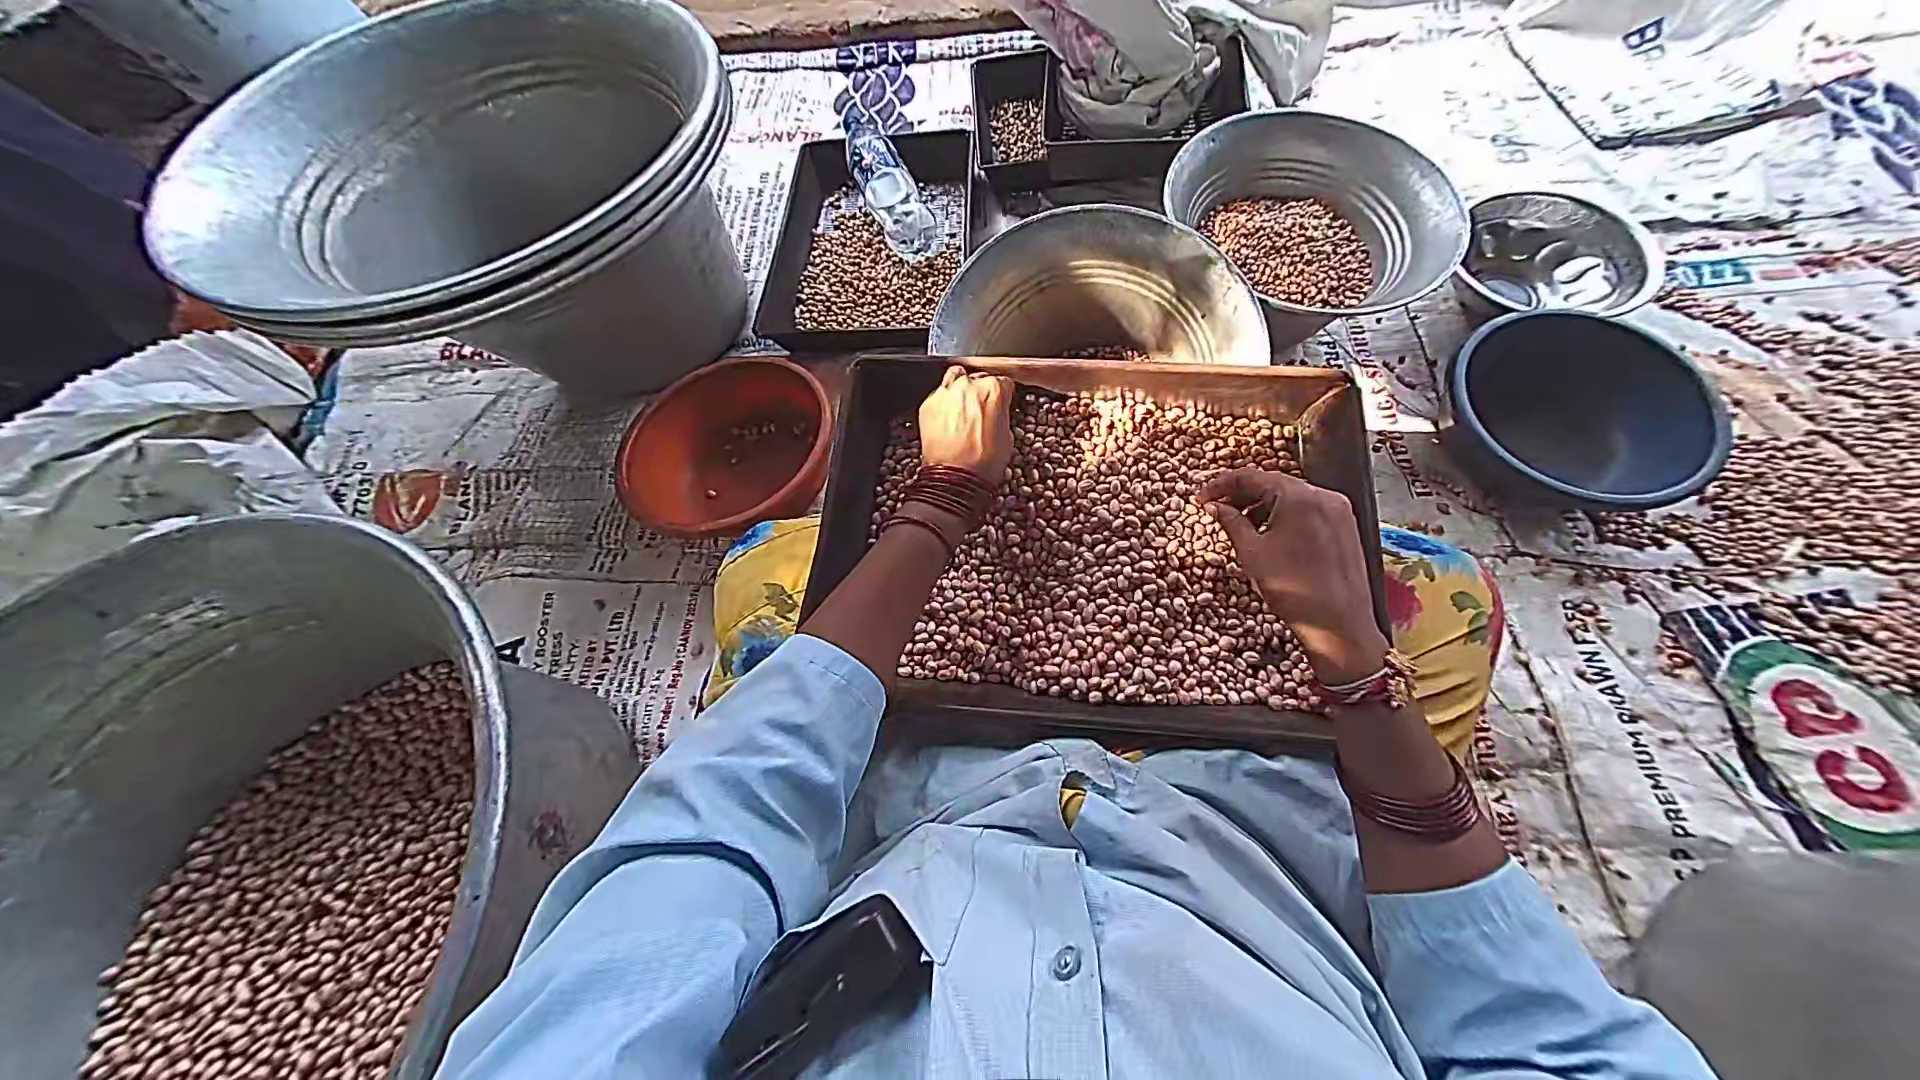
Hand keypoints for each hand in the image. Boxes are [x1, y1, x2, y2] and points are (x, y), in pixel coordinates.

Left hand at [917, 365, 1014, 484]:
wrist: (956, 478)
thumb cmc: (982, 463)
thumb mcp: (1007, 437)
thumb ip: (1001, 415)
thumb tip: (996, 413)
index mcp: (993, 390)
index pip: (1002, 382)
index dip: (1002, 394)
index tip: (999, 402)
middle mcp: (968, 386)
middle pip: (977, 378)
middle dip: (980, 392)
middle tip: (979, 411)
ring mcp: (946, 393)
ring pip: (954, 379)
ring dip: (960, 390)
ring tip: (961, 408)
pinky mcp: (928, 405)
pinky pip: (938, 396)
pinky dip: (943, 404)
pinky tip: (947, 420)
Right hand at [1198, 468, 1389, 684]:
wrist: (1338, 623)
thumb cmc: (1296, 590)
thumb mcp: (1251, 553)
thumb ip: (1231, 522)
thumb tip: (1215, 507)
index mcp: (1300, 498)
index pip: (1252, 477)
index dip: (1221, 485)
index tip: (1203, 497)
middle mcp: (1324, 497)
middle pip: (1272, 484)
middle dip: (1240, 495)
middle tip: (1215, 509)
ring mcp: (1338, 511)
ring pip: (1289, 497)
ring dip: (1260, 506)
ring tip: (1238, 525)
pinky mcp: (1344, 527)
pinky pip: (1306, 511)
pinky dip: (1282, 516)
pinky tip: (1266, 534)